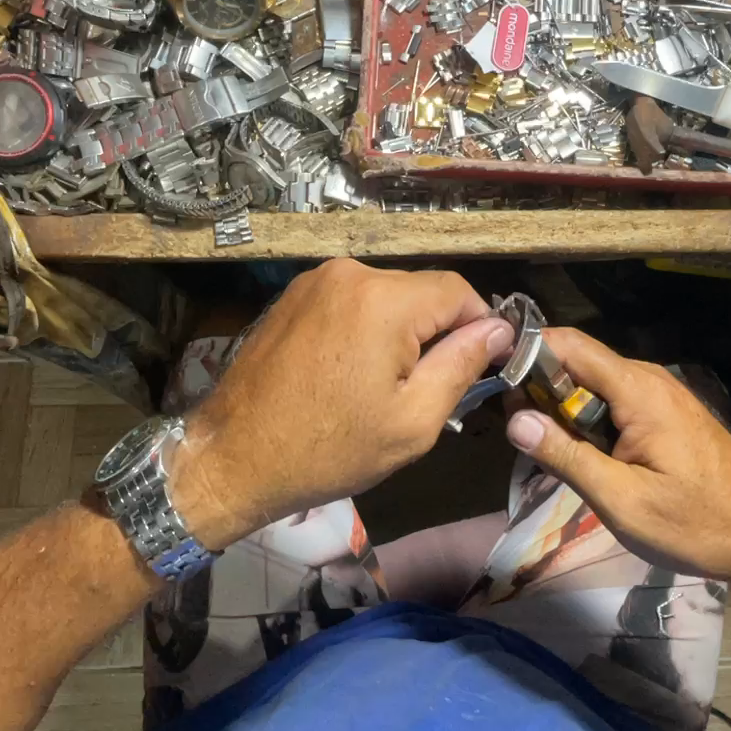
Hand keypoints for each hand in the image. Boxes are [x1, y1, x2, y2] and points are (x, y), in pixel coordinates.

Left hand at [169, 259, 513, 548]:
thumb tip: (497, 330)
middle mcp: (348, 273)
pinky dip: (364, 328)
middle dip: (436, 331)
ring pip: (386, 296)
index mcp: (382, 299)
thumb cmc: (328, 449)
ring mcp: (314, 281)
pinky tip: (349, 372)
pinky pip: (351, 301)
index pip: (458, 291)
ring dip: (399, 331)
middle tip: (427, 387)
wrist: (234, 457)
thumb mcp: (412, 421)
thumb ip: (461, 365)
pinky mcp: (292, 296)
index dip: (479, 325)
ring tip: (382, 385)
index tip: (481, 364)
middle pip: (420, 291)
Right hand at [502, 328, 730, 584]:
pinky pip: (615, 400)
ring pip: (594, 383)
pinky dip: (589, 417)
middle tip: (518, 430)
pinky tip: (583, 452)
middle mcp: (649, 378)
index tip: (495, 382)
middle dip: (541, 387)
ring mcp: (662, 394)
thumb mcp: (622, 501)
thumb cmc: (697, 525)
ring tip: (544, 446)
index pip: (569, 344)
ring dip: (564, 407)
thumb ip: (566, 456)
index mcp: (638, 390)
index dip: (527, 353)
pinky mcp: (667, 412)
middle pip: (578, 362)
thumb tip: (514, 419)